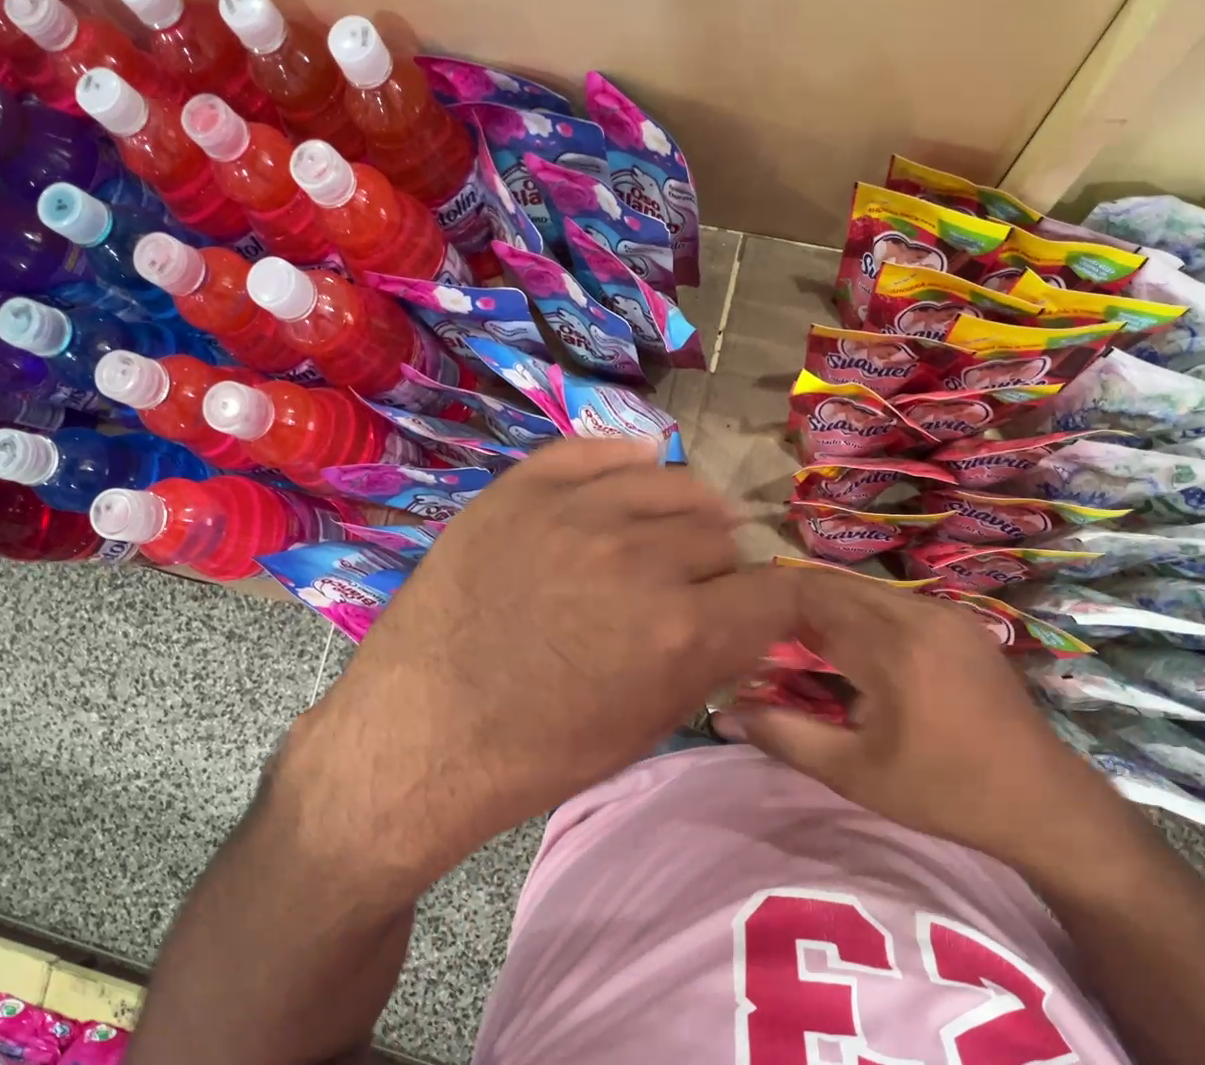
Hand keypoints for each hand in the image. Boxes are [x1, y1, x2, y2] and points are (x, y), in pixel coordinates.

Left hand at [296, 438, 800, 876]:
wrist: (421, 733)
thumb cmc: (535, 753)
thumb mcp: (643, 730)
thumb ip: (708, 668)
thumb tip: (746, 626)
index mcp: (680, 629)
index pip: (774, 592)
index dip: (783, 603)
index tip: (767, 610)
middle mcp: (640, 557)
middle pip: (721, 536)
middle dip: (721, 568)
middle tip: (694, 589)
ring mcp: (576, 513)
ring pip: (671, 484)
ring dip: (687, 510)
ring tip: (675, 527)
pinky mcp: (521, 491)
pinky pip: (595, 451)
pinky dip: (627, 458)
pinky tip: (638, 465)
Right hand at [719, 571, 1128, 868]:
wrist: (1041, 801)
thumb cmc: (942, 792)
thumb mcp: (854, 773)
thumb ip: (784, 736)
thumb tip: (723, 715)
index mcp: (892, 647)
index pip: (812, 596)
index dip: (768, 600)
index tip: (734, 619)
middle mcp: (920, 614)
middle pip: (838, 585)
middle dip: (792, 602)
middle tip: (755, 629)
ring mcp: (947, 614)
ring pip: (866, 590)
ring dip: (826, 607)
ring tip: (792, 640)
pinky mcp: (962, 623)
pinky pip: (894, 602)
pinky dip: (860, 615)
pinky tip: (846, 648)